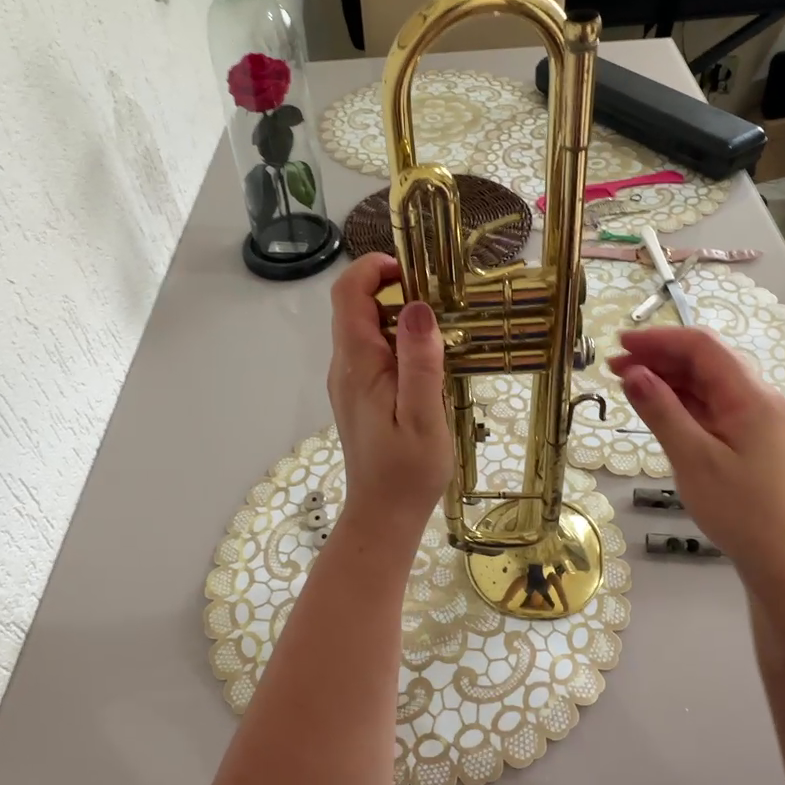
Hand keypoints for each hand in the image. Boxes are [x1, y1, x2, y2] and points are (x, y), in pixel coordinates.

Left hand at [327, 254, 451, 538]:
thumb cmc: (408, 470)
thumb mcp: (423, 416)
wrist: (384, 515)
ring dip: (396, 315)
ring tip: (439, 327)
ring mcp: (348, 382)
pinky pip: (371, 352)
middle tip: (439, 298)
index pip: (347, 294)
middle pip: (353, 306)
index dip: (374, 269)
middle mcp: (345, 366)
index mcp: (357, 364)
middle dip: (392, 288)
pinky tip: (426, 360)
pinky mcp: (359, 396)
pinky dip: (395, 340)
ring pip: (363, 328)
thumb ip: (420, 361)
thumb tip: (417, 307)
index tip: (414, 271)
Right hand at [608, 327, 784, 578]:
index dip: (659, 339)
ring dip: (665, 376)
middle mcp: (756, 396)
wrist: (773, 553)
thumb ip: (662, 411)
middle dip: (658, 356)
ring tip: (624, 381)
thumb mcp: (692, 459)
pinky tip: (651, 402)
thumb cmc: (736, 508)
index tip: (620, 344)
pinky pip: (708, 402)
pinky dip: (678, 398)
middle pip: (704, 360)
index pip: (703, 347)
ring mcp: (752, 414)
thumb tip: (633, 373)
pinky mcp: (744, 432)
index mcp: (751, 396)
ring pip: (704, 380)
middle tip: (613, 365)